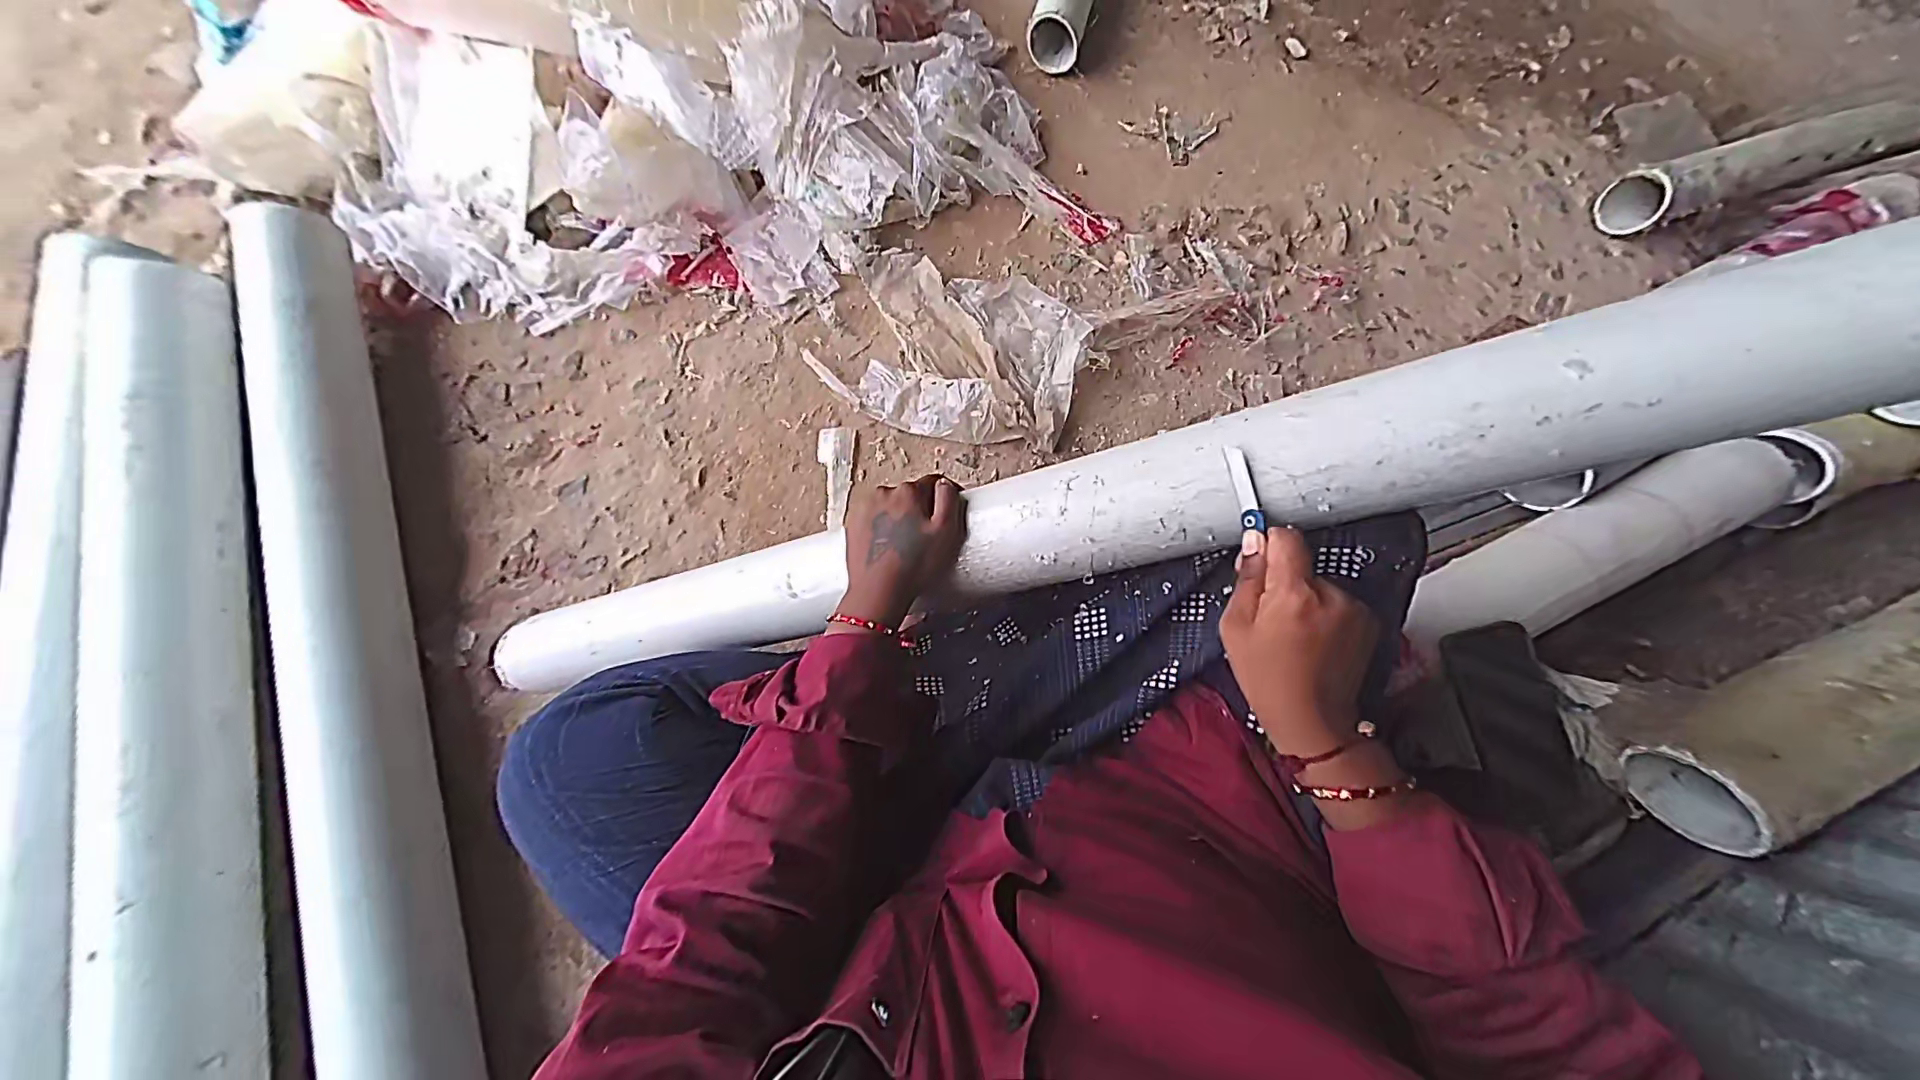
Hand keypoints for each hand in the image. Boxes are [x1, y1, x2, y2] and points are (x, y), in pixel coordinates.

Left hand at [834, 475, 965, 629]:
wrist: (878, 591)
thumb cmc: (912, 566)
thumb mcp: (946, 531)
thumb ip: (949, 499)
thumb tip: (944, 485)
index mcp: (908, 492)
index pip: (933, 484)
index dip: (943, 499)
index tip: (946, 514)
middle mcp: (883, 494)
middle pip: (910, 495)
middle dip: (919, 511)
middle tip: (926, 537)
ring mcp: (865, 508)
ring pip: (890, 507)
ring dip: (899, 519)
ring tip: (905, 546)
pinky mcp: (853, 524)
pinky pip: (874, 519)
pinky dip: (882, 528)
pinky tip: (890, 548)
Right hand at [1220, 527, 1377, 746]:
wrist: (1311, 719)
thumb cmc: (1268, 679)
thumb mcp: (1236, 627)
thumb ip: (1247, 579)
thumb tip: (1254, 543)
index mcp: (1294, 593)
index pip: (1286, 538)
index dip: (1267, 545)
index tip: (1258, 558)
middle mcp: (1330, 595)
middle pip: (1300, 564)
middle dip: (1282, 581)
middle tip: (1269, 617)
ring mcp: (1353, 608)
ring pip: (1318, 584)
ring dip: (1304, 599)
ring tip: (1292, 635)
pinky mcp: (1367, 621)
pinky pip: (1336, 601)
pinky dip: (1323, 614)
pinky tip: (1312, 641)